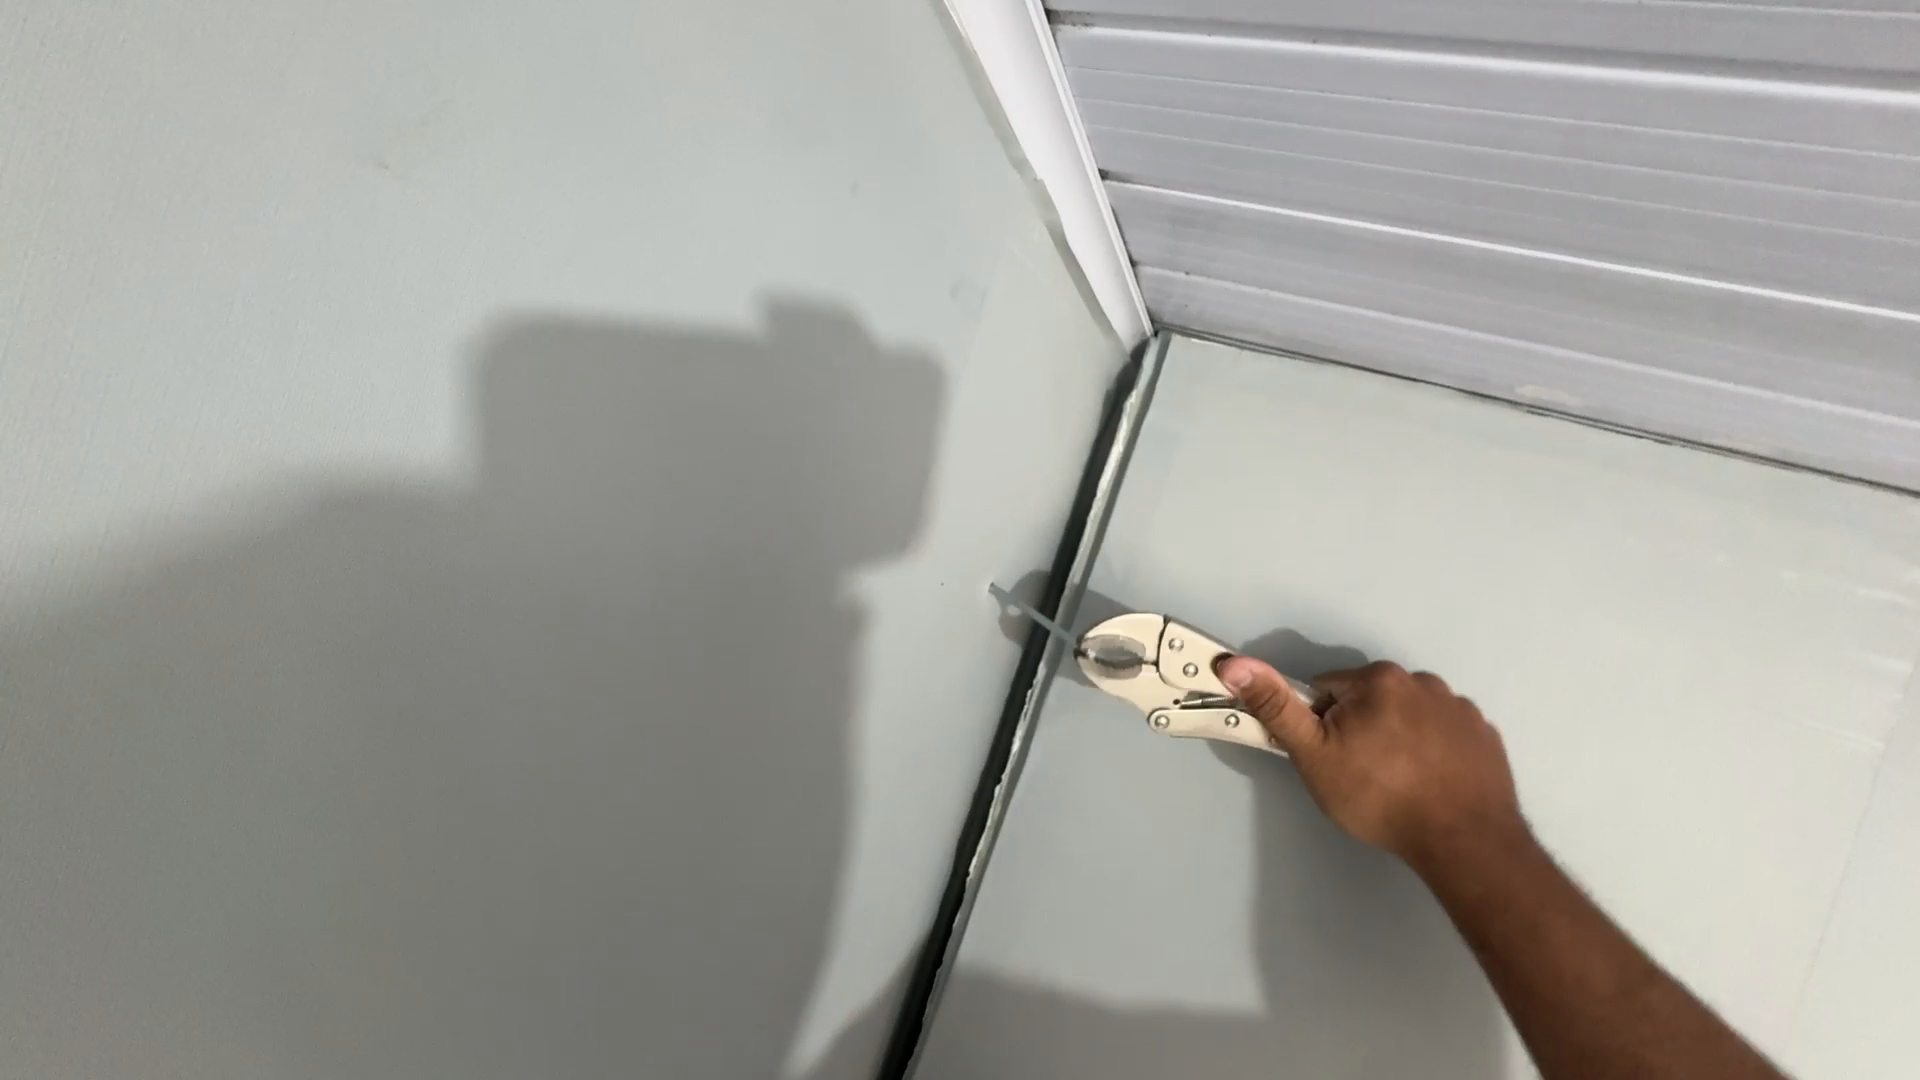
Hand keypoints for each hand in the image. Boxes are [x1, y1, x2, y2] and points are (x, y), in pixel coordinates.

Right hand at [1217, 656, 1524, 870]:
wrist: (1465, 844)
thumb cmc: (1379, 796)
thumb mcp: (1313, 754)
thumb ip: (1275, 705)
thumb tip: (1234, 664)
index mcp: (1377, 679)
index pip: (1327, 691)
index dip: (1320, 725)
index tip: (1331, 757)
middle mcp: (1422, 680)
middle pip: (1369, 699)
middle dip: (1360, 727)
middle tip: (1362, 772)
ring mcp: (1460, 708)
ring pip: (1407, 715)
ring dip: (1398, 736)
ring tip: (1399, 781)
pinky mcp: (1486, 736)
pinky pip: (1444, 733)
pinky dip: (1434, 749)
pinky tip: (1431, 782)